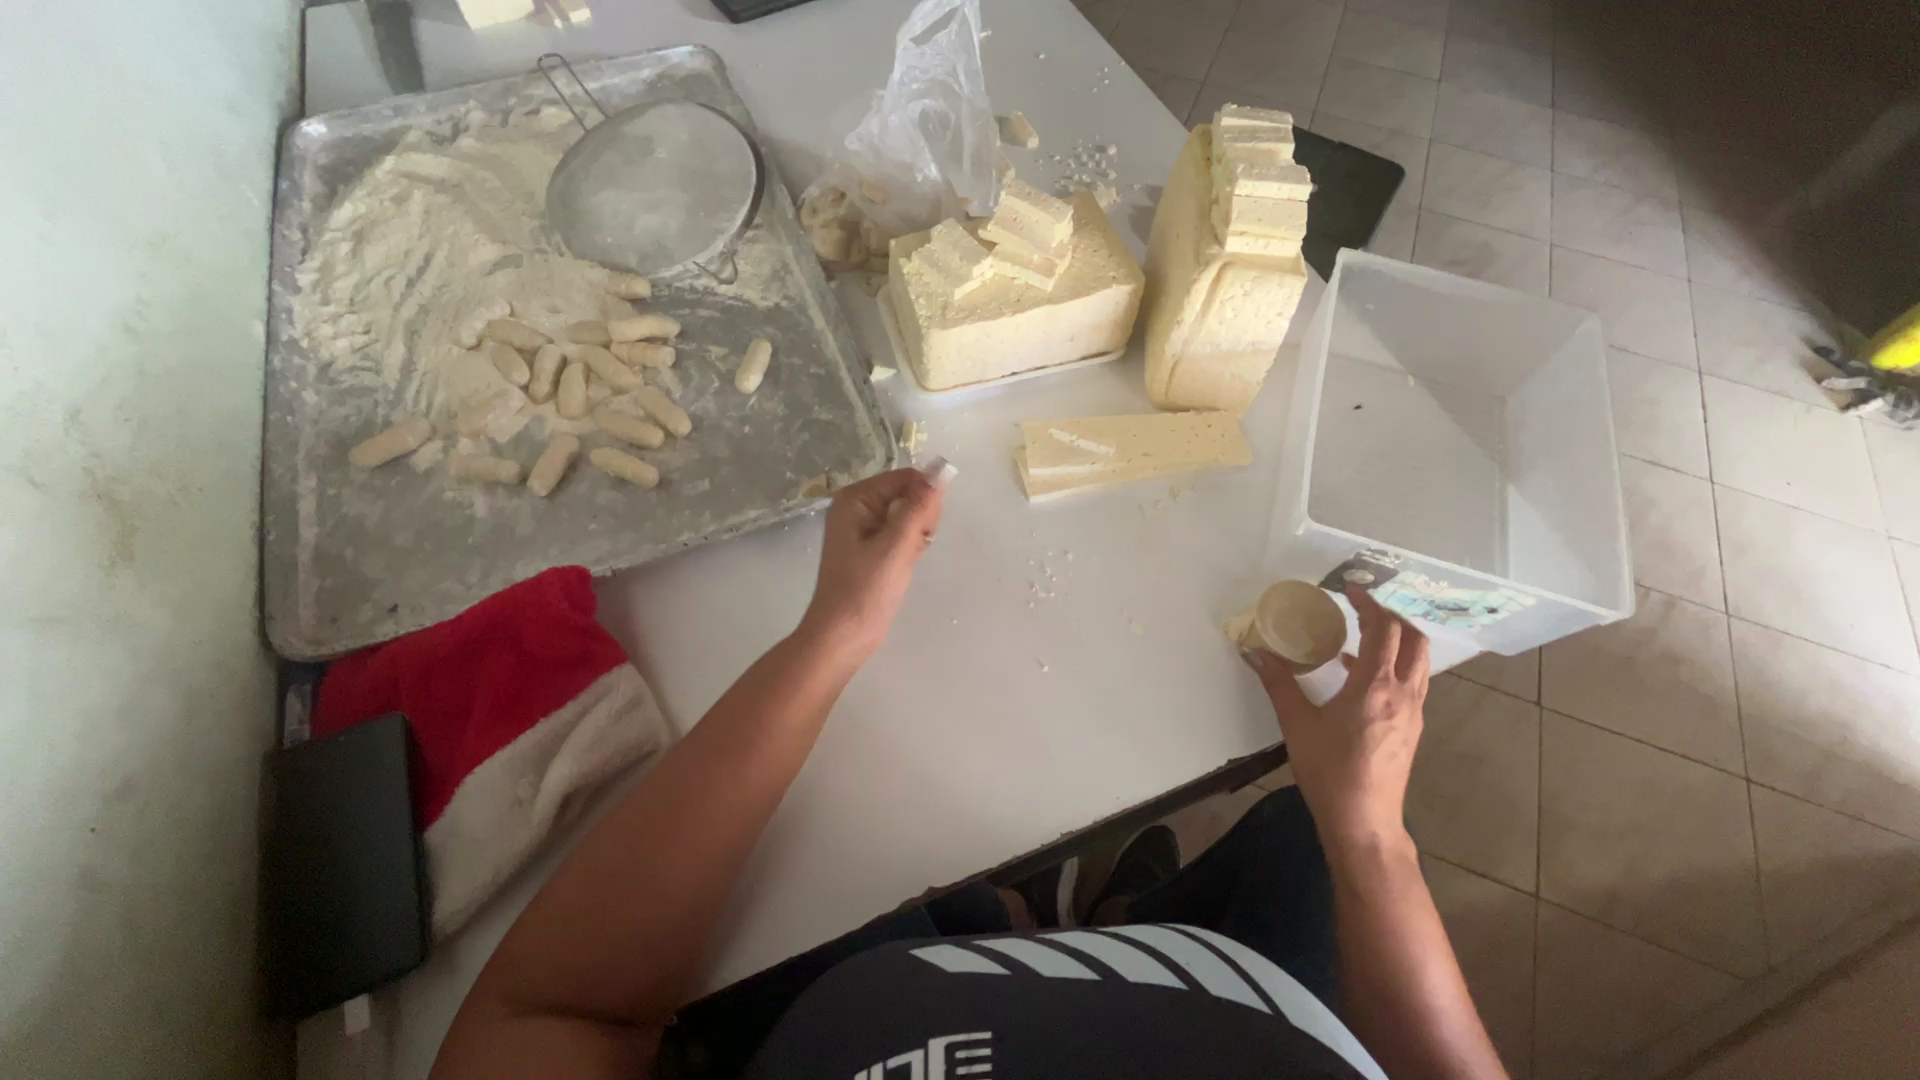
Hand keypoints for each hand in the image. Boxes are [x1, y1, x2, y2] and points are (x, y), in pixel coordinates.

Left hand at [796, 464, 947, 659]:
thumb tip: (940, 472)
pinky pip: (902, 534)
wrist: (843, 636)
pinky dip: (911, 546)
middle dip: (921, 517)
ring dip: (918, 534)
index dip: (925, 496)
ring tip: (906, 560)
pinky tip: (905, 564)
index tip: (929, 527)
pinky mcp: (873, 549)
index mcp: (855, 499)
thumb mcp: (895, 546)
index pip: (905, 478)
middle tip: (914, 547)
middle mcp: (857, 508)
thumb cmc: (865, 591)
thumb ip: (918, 507)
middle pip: (907, 494)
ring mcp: (864, 529)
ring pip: (909, 516)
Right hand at [1244, 587, 1429, 848]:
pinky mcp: (1412, 729)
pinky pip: (1412, 683)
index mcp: (1375, 687)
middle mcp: (1403, 694)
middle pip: (1413, 640)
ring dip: (1398, 640)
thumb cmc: (1328, 770)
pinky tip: (1360, 675)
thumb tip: (1255, 652)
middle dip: (1391, 617)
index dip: (1368, 604)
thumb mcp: (1296, 724)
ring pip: (1419, 662)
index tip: (1348, 590)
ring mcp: (1414, 713)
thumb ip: (1278, 683)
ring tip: (1364, 635)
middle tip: (1362, 608)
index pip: (1382, 630)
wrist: (1363, 820)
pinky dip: (1394, 666)